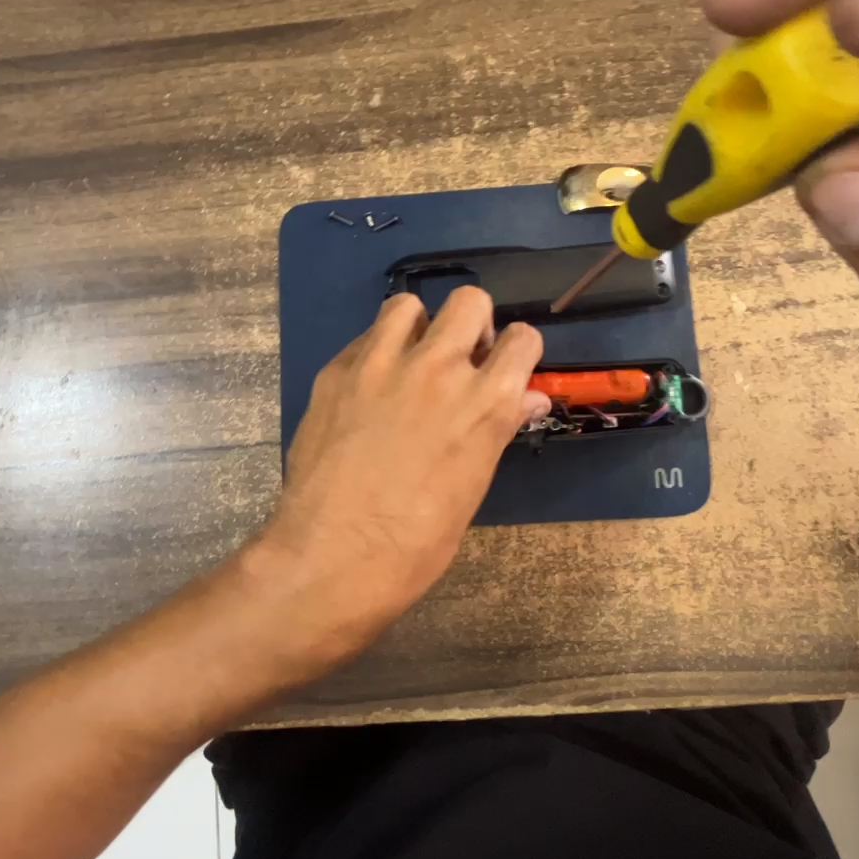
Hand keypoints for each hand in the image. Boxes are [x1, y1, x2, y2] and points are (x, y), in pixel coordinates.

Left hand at [250, 288, 549, 660]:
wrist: (332, 556)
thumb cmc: (416, 543)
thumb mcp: (472, 487)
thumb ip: (497, 429)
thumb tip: (526, 397)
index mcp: (484, 402)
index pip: (522, 338)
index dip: (516, 353)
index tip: (503, 369)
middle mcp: (438, 369)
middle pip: (469, 302)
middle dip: (472, 325)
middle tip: (459, 361)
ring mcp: (380, 364)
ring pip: (408, 305)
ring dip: (417, 328)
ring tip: (409, 364)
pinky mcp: (336, 372)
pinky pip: (364, 339)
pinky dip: (375, 353)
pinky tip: (368, 390)